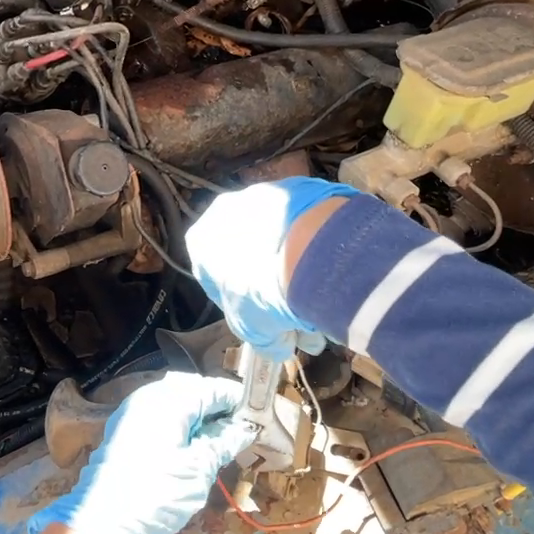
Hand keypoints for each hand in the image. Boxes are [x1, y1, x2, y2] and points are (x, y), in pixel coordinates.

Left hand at [29, 373, 252, 533]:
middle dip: (217, 406)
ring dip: (199, 415)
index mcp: (168, 400)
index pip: (211, 388)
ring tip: (222, 438)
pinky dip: (180, 423)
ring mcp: (133, 411)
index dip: (236, 399)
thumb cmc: (156, 495)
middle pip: (192, 390)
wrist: (104, 523)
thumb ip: (222, 441)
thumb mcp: (198, 470)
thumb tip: (244, 427)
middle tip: (242, 427)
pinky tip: (193, 444)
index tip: (259, 413)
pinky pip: (160, 414)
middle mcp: (148, 396)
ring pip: (175, 402)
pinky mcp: (125, 428)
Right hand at [184, 177, 359, 359]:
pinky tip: (332, 270)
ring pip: (280, 239)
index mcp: (201, 241)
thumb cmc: (262, 292)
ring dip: (297, 267)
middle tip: (301, 313)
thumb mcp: (252, 329)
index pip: (215, 277)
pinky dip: (317, 246)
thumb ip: (261, 336)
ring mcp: (263, 196)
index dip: (243, 302)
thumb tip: (279, 344)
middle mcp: (226, 211)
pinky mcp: (299, 188)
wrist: (306, 251)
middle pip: (251, 256)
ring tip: (325, 298)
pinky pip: (305, 224)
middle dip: (274, 286)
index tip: (266, 318)